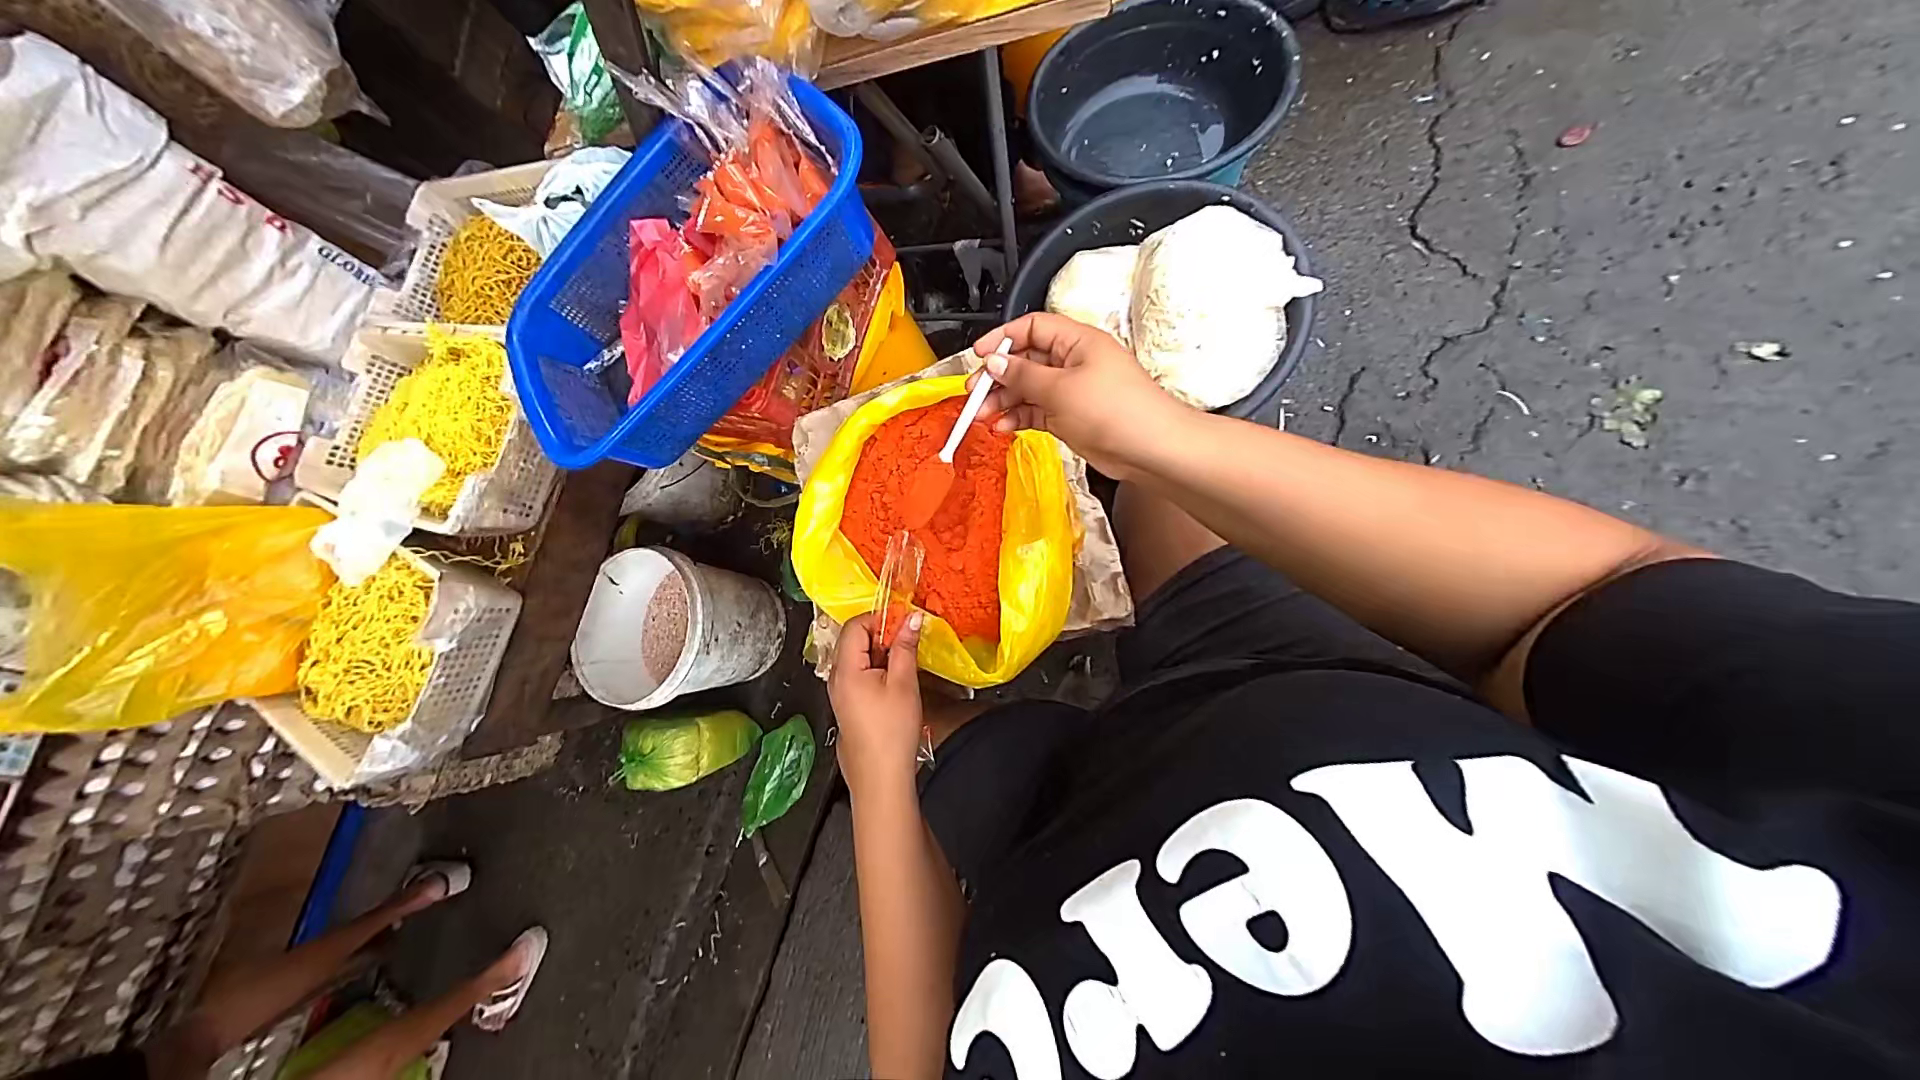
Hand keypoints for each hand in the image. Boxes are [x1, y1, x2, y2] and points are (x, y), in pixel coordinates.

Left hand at [828, 610, 924, 796]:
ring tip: (905, 660)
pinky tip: (896, 679)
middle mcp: (836, 678)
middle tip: (908, 638)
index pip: (855, 625)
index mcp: (845, 670)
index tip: (904, 621)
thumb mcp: (904, 683)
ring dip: (882, 651)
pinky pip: (859, 674)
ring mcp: (840, 692)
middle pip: (854, 639)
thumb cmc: (891, 732)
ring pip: (858, 657)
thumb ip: (906, 646)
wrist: (881, 777)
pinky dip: (878, 668)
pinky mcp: (848, 704)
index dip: (880, 618)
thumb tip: (912, 618)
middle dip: (882, 633)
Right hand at [970, 312, 1186, 478]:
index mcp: (1077, 341)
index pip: (1032, 327)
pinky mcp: (1071, 416)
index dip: (1003, 338)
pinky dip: (1019, 417)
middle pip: (1026, 361)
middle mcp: (1074, 362)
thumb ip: (1022, 374)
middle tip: (975, 392)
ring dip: (1004, 401)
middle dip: (998, 377)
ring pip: (1028, 389)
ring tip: (984, 415)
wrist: (1149, 448)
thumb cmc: (1118, 410)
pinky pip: (1037, 411)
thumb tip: (995, 361)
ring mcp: (1072, 390)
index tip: (980, 354)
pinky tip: (1003, 426)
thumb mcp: (1060, 388)